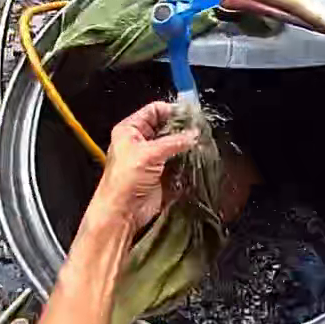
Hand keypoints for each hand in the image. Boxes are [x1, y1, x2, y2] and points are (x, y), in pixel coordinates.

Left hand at [89, 101, 197, 233]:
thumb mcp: (148, 154)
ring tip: (201, 142)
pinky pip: (178, 159)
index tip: (191, 115)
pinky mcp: (162, 171)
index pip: (154, 110)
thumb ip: (174, 141)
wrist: (123, 212)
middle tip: (199, 129)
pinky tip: (197, 155)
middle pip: (167, 126)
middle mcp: (141, 140)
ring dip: (187, 143)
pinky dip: (188, 157)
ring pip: (175, 142)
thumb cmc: (124, 180)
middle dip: (183, 127)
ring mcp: (153, 156)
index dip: (172, 110)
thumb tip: (194, 134)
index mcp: (130, 130)